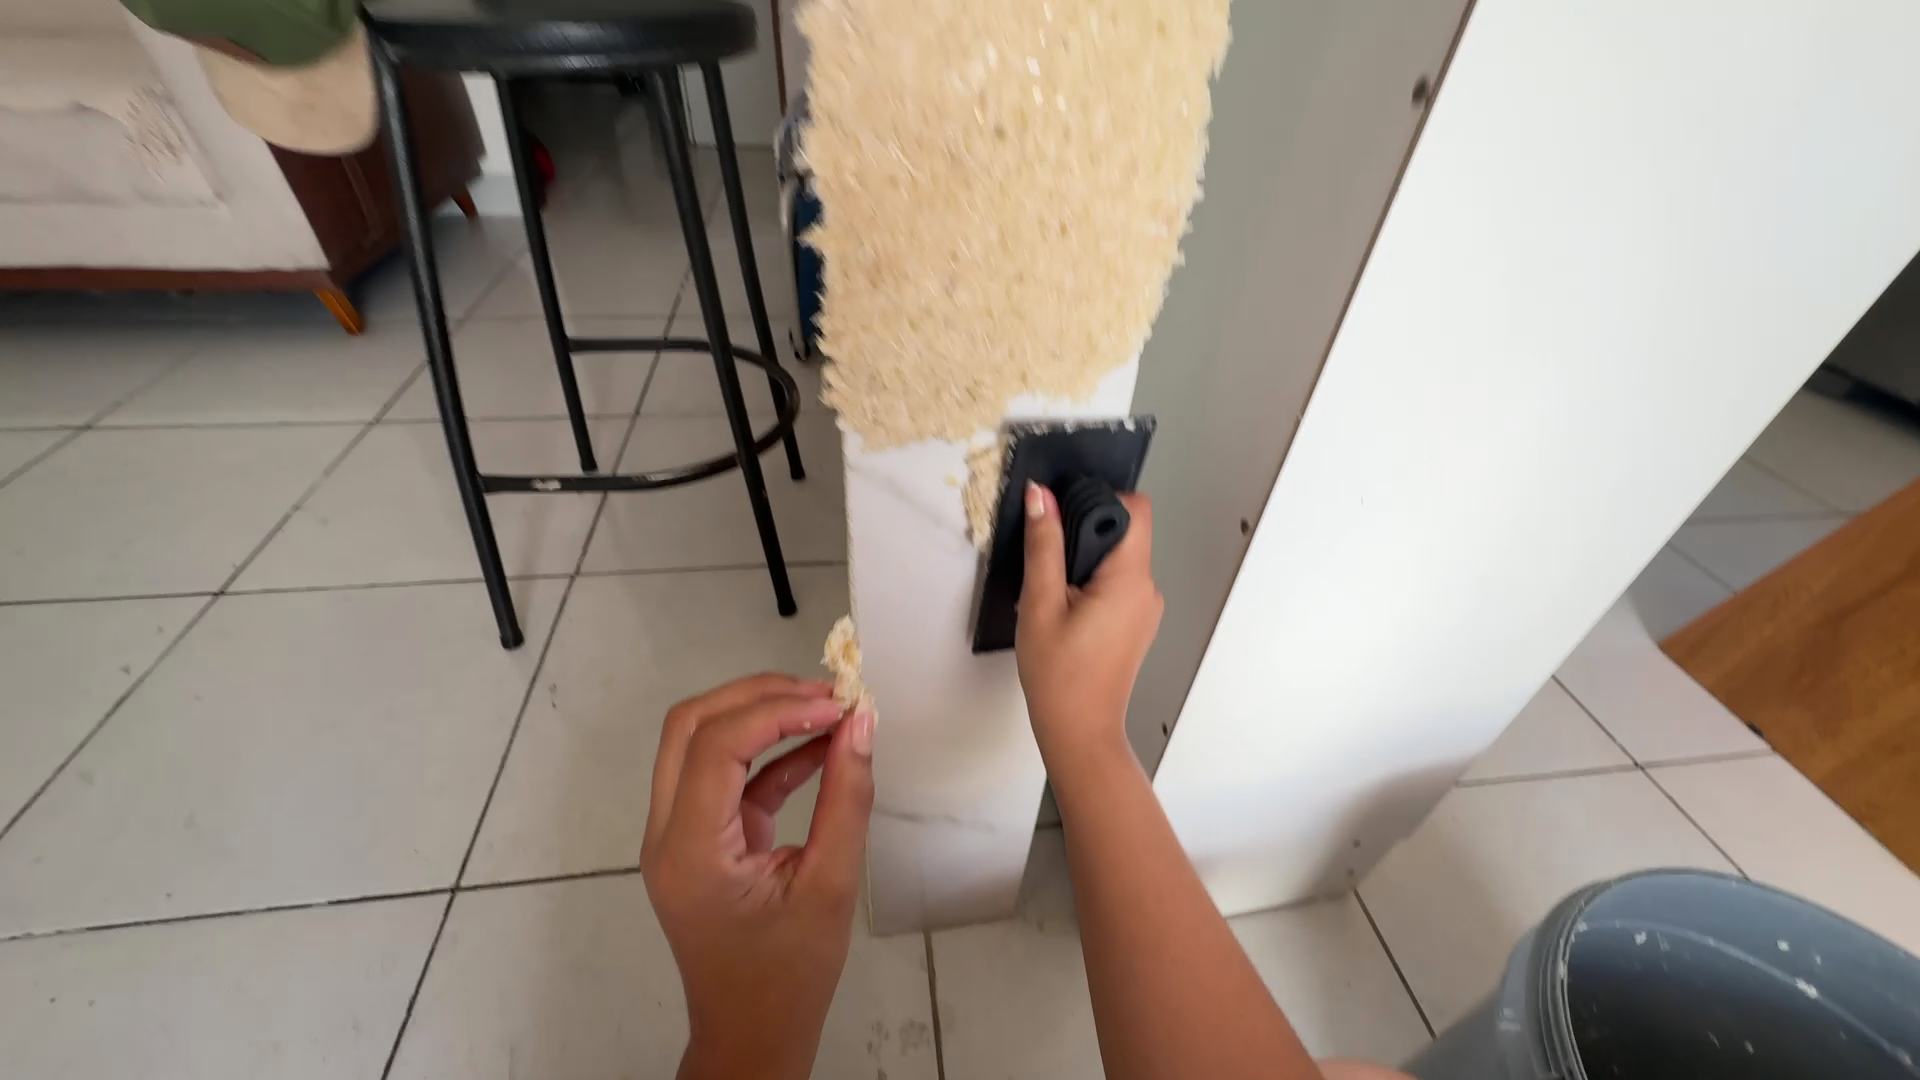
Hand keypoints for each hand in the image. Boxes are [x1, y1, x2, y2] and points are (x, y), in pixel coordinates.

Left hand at [641, 674, 875, 1079]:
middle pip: (691, 725)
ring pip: (700, 739)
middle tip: (824, 694)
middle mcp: (667, 831)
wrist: (752, 1037)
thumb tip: (861, 722)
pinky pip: (727, 774)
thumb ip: (847, 798)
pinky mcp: (701, 836)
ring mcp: (678, 832)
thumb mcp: (832, 886)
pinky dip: (770, 751)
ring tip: (825, 709)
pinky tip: (820, 746)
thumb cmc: (790, 975)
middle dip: (758, 695)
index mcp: (689, 850)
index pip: (717, 746)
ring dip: (760, 714)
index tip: (838, 705)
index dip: (778, 711)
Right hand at [1016, 483, 1163, 763]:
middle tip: (1050, 559)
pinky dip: (1093, 583)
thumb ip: (1043, 545)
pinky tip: (1065, 608)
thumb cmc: (1058, 674)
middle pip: (1126, 532)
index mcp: (1130, 579)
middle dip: (1087, 533)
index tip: (1064, 516)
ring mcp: (1146, 609)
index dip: (1101, 500)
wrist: (1078, 731)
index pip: (1135, 509)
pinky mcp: (1136, 623)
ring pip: (1120, 559)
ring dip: (1086, 561)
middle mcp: (1148, 589)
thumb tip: (1041, 496)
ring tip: (1054, 590)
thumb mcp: (1040, 603)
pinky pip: (1118, 584)